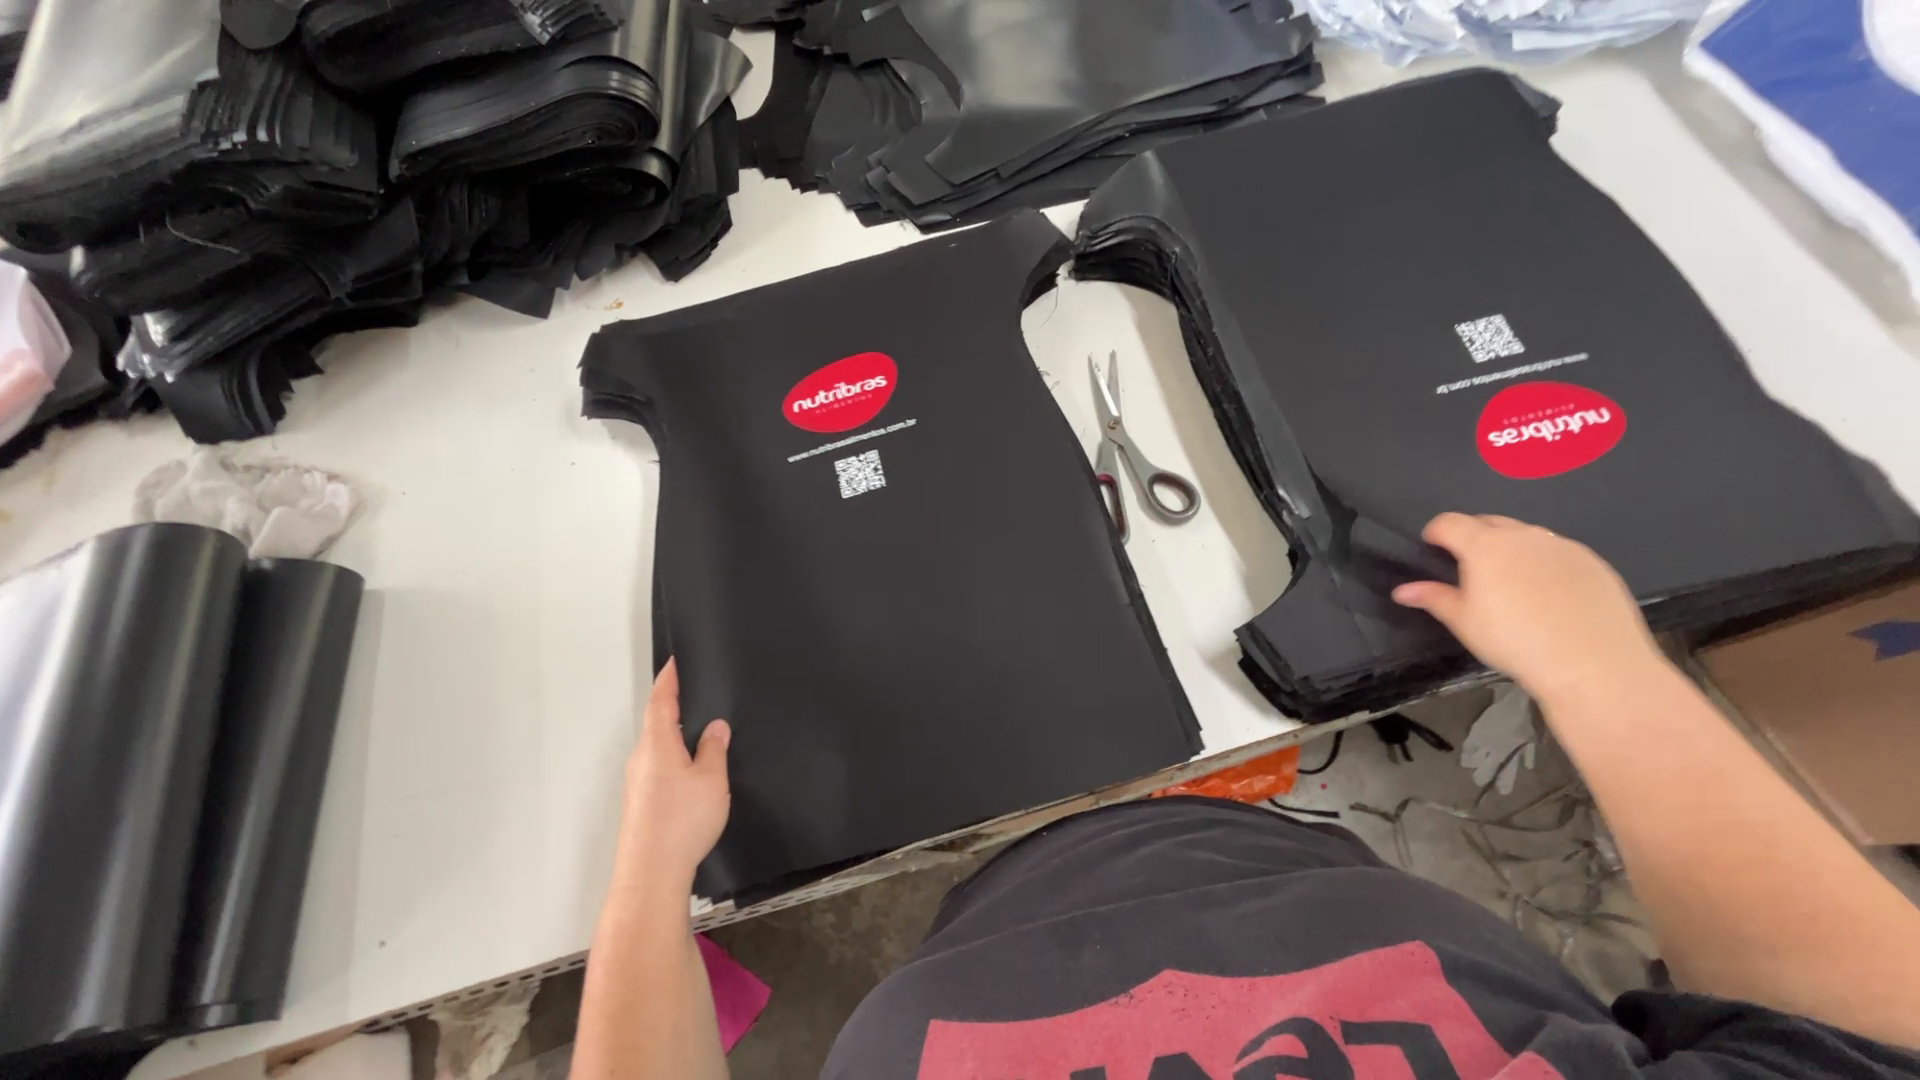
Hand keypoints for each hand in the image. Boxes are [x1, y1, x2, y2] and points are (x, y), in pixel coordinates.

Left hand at [614, 659, 730, 890]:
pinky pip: (657, 769)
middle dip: (672, 709)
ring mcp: (637, 783)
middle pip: (655, 725)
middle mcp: (641, 759)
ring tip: (697, 732)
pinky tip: (689, 772)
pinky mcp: (640, 804)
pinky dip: (672, 759)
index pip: (660, 702)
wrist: (651, 872)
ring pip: (656, 749)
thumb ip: (714, 748)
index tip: (673, 663)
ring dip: (673, 737)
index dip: (668, 680)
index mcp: (657, 745)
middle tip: (692, 694)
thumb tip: (715, 727)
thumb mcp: (711, 779)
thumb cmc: (682, 820)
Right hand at [1391, 513, 1668, 704]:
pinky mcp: (1593, 561)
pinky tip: (1549, 595)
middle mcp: (1524, 536)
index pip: (1449, 522)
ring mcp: (1562, 546)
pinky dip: (1544, 562)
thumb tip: (1402, 590)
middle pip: (1488, 522)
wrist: (1593, 664)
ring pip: (1526, 535)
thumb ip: (1433, 598)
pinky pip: (1558, 551)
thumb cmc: (1515, 641)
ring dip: (1510, 548)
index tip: (1432, 551)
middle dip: (1472, 537)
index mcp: (1485, 546)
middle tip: (1470, 571)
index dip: (1435, 533)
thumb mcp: (1464, 623)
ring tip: (1511, 584)